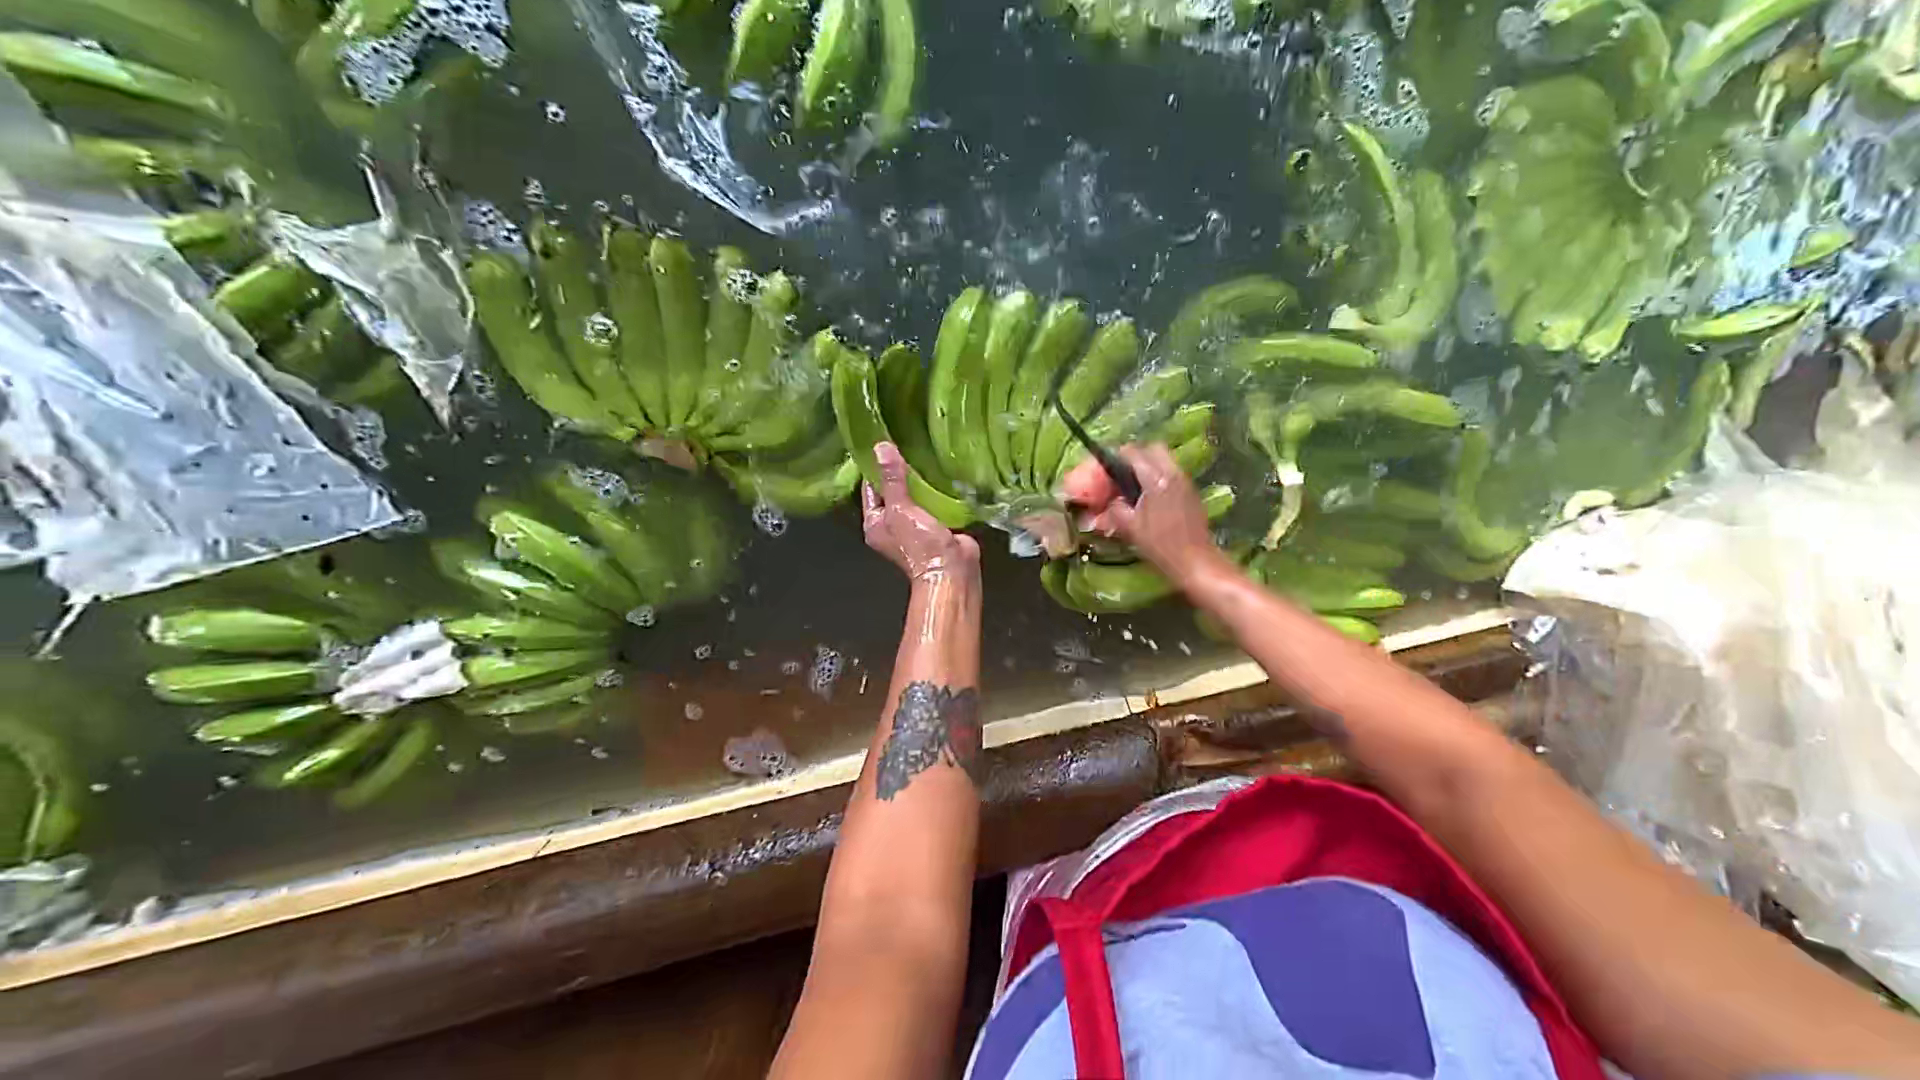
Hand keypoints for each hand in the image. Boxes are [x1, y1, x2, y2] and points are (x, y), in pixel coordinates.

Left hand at [862, 442, 980, 585]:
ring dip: (920, 480)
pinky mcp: (936, 525)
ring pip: (914, 496)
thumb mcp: (900, 508)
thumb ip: (892, 478)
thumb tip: (881, 447)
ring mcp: (915, 526)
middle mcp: (891, 525)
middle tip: (907, 444)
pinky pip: (933, 501)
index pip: (870, 488)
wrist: (952, 570)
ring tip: (925, 453)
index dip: (875, 467)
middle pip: (893, 491)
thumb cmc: (919, 545)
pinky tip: (942, 472)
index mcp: (874, 523)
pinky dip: (936, 490)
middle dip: (900, 472)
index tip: (885, 444)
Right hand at [1062, 443, 1222, 585]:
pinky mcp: (1192, 492)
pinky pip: (1172, 474)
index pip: (1133, 453)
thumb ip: (1115, 509)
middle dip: (1136, 456)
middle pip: (1153, 448)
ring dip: (1148, 466)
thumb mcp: (1130, 527)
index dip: (1116, 457)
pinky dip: (1159, 477)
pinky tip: (1150, 498)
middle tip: (1122, 473)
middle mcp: (1173, 474)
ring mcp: (1185, 482)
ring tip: (1135, 486)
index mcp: (1155, 479)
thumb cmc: (1160, 545)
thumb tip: (1108, 502)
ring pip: (1165, 460)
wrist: (1195, 561)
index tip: (1106, 468)